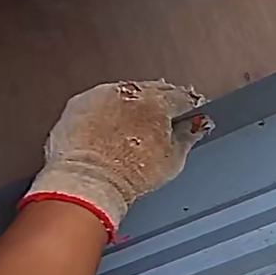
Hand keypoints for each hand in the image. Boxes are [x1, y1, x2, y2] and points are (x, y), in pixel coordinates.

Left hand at [23, 81, 211, 237]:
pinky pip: (99, 104)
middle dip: (158, 106)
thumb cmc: (129, 174)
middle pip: (152, 91)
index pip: (181, 96)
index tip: (188, 117)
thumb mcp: (173, 160)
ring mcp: (102, 96)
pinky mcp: (78, 104)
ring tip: (129, 136)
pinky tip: (106, 135)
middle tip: (157, 129)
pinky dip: (105, 115)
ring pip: (124, 95)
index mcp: (158, 101)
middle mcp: (130, 92)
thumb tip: (197, 127)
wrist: (90, 182)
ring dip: (130, 108)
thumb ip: (188, 136)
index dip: (188, 108)